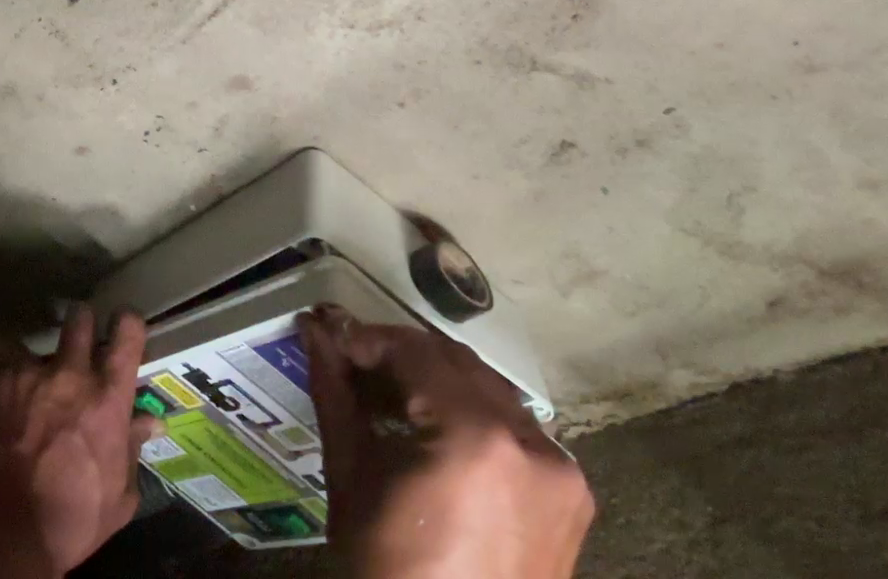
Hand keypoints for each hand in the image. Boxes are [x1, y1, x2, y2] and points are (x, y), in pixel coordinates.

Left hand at [0, 306, 158, 576]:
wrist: (6, 530)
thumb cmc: (74, 518)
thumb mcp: (119, 494)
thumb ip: (133, 448)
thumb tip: (149, 421)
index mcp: (107, 399)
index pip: (127, 337)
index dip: (129, 322)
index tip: (126, 321)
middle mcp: (69, 375)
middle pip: (79, 322)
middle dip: (83, 322)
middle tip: (81, 335)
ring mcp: (28, 376)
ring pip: (41, 355)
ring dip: (45, 372)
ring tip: (37, 400)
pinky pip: (12, 375)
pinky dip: (16, 390)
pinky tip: (11, 416)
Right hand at [297, 304, 593, 578]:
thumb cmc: (387, 568)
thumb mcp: (351, 476)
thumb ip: (336, 392)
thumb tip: (314, 332)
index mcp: (475, 437)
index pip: (415, 352)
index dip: (366, 338)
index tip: (328, 338)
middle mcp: (532, 442)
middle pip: (456, 362)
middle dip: (399, 354)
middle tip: (350, 362)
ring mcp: (562, 470)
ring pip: (489, 390)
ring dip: (436, 380)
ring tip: (388, 396)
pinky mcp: (573, 495)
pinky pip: (516, 427)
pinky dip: (472, 414)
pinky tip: (433, 433)